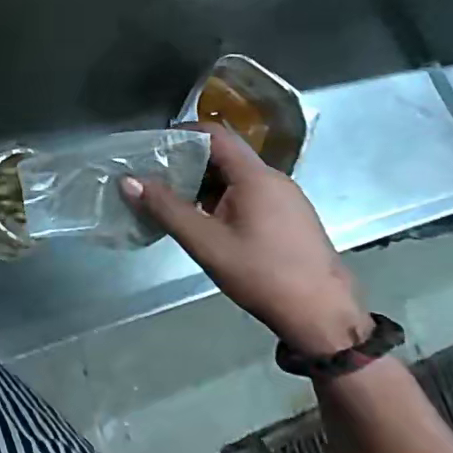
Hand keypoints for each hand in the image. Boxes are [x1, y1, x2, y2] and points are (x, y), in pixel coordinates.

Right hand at [122, 122, 369, 355]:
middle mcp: (274, 179)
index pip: (215, 134)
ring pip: (234, 177)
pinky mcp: (289, 218)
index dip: (180, 134)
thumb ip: (165, 208)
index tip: (151, 148)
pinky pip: (248, 194)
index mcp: (256, 177)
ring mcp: (285, 199)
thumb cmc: (262, 274)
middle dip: (186, 161)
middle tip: (152, 177)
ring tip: (169, 200)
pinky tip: (202, 220)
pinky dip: (219, 198)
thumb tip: (128, 180)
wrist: (324, 318)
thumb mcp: (205, 242)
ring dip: (201, 182)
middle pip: (223, 155)